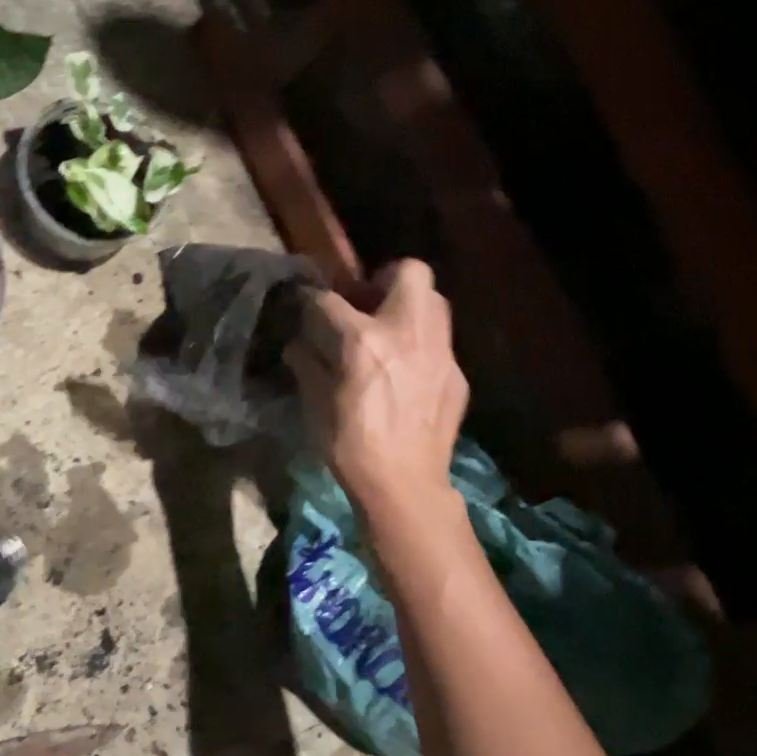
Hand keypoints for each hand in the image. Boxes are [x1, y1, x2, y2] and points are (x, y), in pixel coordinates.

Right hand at [284, 260, 468, 510]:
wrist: (405, 485)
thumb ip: (307, 363)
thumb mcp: (315, 404)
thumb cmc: (350, 445)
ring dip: (409, 306)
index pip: (328, 301)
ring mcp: (439, 350)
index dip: (311, 303)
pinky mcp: (457, 372)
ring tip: (389, 333)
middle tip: (367, 305)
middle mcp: (407, 331)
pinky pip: (439, 342)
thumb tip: (299, 343)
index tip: (306, 309)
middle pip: (408, 271)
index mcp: (362, 339)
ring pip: (434, 300)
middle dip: (384, 280)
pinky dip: (421, 346)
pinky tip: (407, 374)